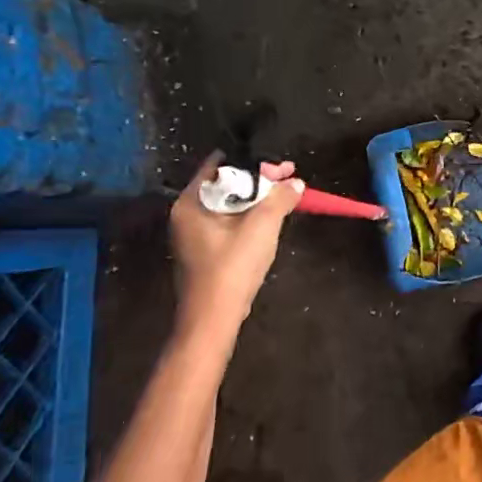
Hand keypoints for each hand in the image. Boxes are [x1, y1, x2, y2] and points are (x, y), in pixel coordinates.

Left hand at [169, 154, 303, 334]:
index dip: (252, 160)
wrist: (213, 320)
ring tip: (285, 195)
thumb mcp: (262, 226)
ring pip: (228, 205)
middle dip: (258, 180)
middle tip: (289, 177)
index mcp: (191, 200)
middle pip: (226, 184)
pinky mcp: (203, 252)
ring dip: (256, 200)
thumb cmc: (232, 266)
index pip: (220, 163)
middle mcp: (186, 213)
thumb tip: (295, 183)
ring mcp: (193, 234)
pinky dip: (247, 217)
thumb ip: (279, 198)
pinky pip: (226, 223)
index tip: (280, 165)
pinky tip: (269, 220)